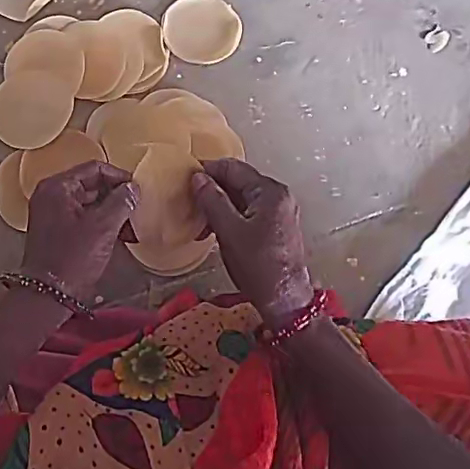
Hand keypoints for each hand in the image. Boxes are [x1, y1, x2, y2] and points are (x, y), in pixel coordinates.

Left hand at [21, 161, 137, 301]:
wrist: (47, 295)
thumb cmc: (73, 257)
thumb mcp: (103, 227)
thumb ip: (121, 202)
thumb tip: (133, 188)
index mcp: (57, 187)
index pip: (94, 168)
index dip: (119, 177)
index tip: (137, 190)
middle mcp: (51, 195)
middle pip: (91, 185)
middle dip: (117, 198)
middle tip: (137, 211)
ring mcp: (51, 213)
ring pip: (89, 203)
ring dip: (112, 213)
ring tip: (131, 230)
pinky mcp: (55, 230)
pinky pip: (83, 217)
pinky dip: (101, 224)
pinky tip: (119, 237)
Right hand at [188, 159, 313, 325]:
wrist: (284, 300)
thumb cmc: (258, 266)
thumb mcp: (229, 231)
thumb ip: (212, 200)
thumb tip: (198, 177)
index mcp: (269, 192)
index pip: (233, 168)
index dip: (208, 170)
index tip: (186, 179)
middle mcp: (278, 196)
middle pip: (239, 181)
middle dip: (213, 190)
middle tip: (191, 203)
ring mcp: (280, 211)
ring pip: (242, 197)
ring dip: (220, 206)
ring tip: (201, 223)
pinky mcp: (276, 226)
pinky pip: (249, 211)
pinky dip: (231, 216)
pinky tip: (216, 231)